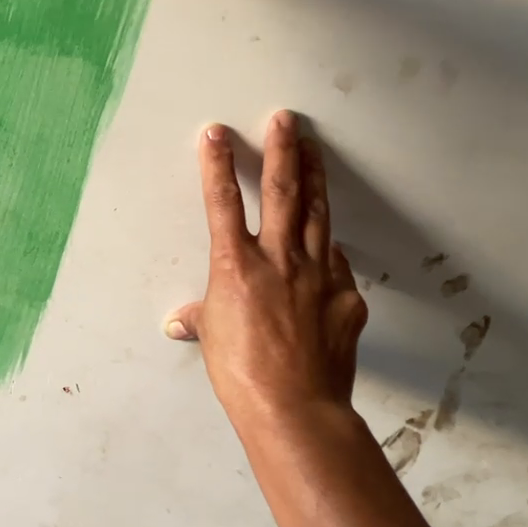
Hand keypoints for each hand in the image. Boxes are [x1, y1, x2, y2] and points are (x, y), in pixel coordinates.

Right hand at [165, 112, 368, 422]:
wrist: (293, 405)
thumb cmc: (241, 371)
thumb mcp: (212, 337)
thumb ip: (200, 318)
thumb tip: (181, 322)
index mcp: (236, 265)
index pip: (221, 202)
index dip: (217, 164)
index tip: (216, 134)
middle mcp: (278, 259)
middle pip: (282, 191)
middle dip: (282, 150)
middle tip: (286, 121)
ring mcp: (317, 274)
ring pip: (317, 213)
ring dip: (314, 178)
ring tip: (313, 150)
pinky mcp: (345, 295)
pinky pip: (336, 261)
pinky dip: (327, 247)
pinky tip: (326, 241)